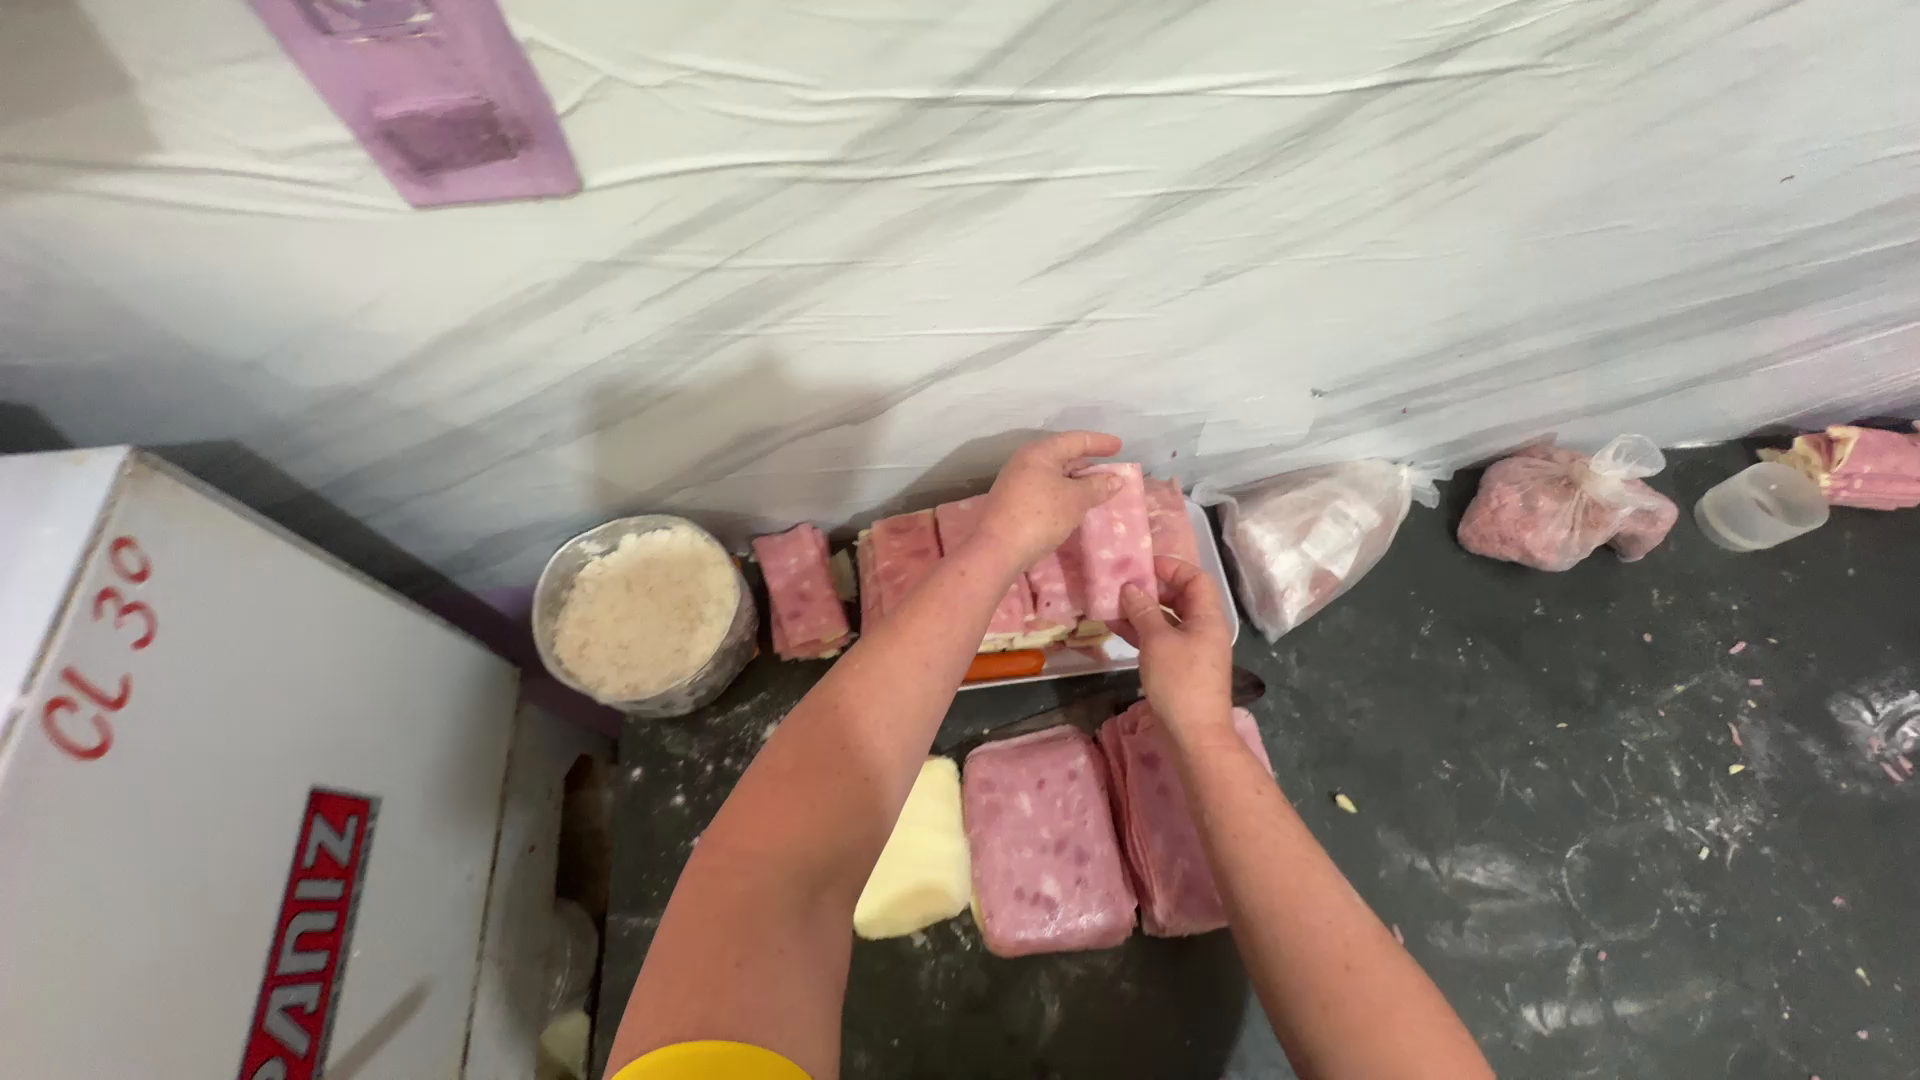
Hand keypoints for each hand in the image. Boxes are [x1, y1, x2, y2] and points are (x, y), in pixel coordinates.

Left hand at [976, 431, 1124, 567]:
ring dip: (1075, 481)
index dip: (1099, 442)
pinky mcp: (1013, 502)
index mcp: (1040, 452)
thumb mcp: (1075, 500)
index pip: (1075, 440)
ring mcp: (1016, 482)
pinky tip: (1073, 505)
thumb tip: (1115, 479)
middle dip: (1087, 463)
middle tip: (1109, 472)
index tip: (1119, 446)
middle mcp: (1025, 462)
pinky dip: (1063, 493)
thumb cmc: (1040, 517)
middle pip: (1062, 455)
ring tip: (1096, 490)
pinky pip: (1045, 489)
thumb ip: (1097, 487)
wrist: (998, 549)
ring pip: (1053, 474)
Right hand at [1112, 556, 1234, 737]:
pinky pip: (1160, 639)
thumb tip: (1130, 587)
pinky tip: (1115, 627)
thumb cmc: (1179, 682)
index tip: (1141, 565)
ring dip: (1141, 610)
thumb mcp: (1157, 641)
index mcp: (1208, 618)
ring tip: (1112, 602)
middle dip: (1152, 588)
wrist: (1194, 735)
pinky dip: (1141, 631)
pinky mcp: (1179, 667)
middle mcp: (1203, 629)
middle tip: (1122, 583)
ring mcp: (1192, 650)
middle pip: (1181, 597)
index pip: (1195, 579)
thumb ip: (1143, 611)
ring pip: (1167, 619)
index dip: (1171, 567)